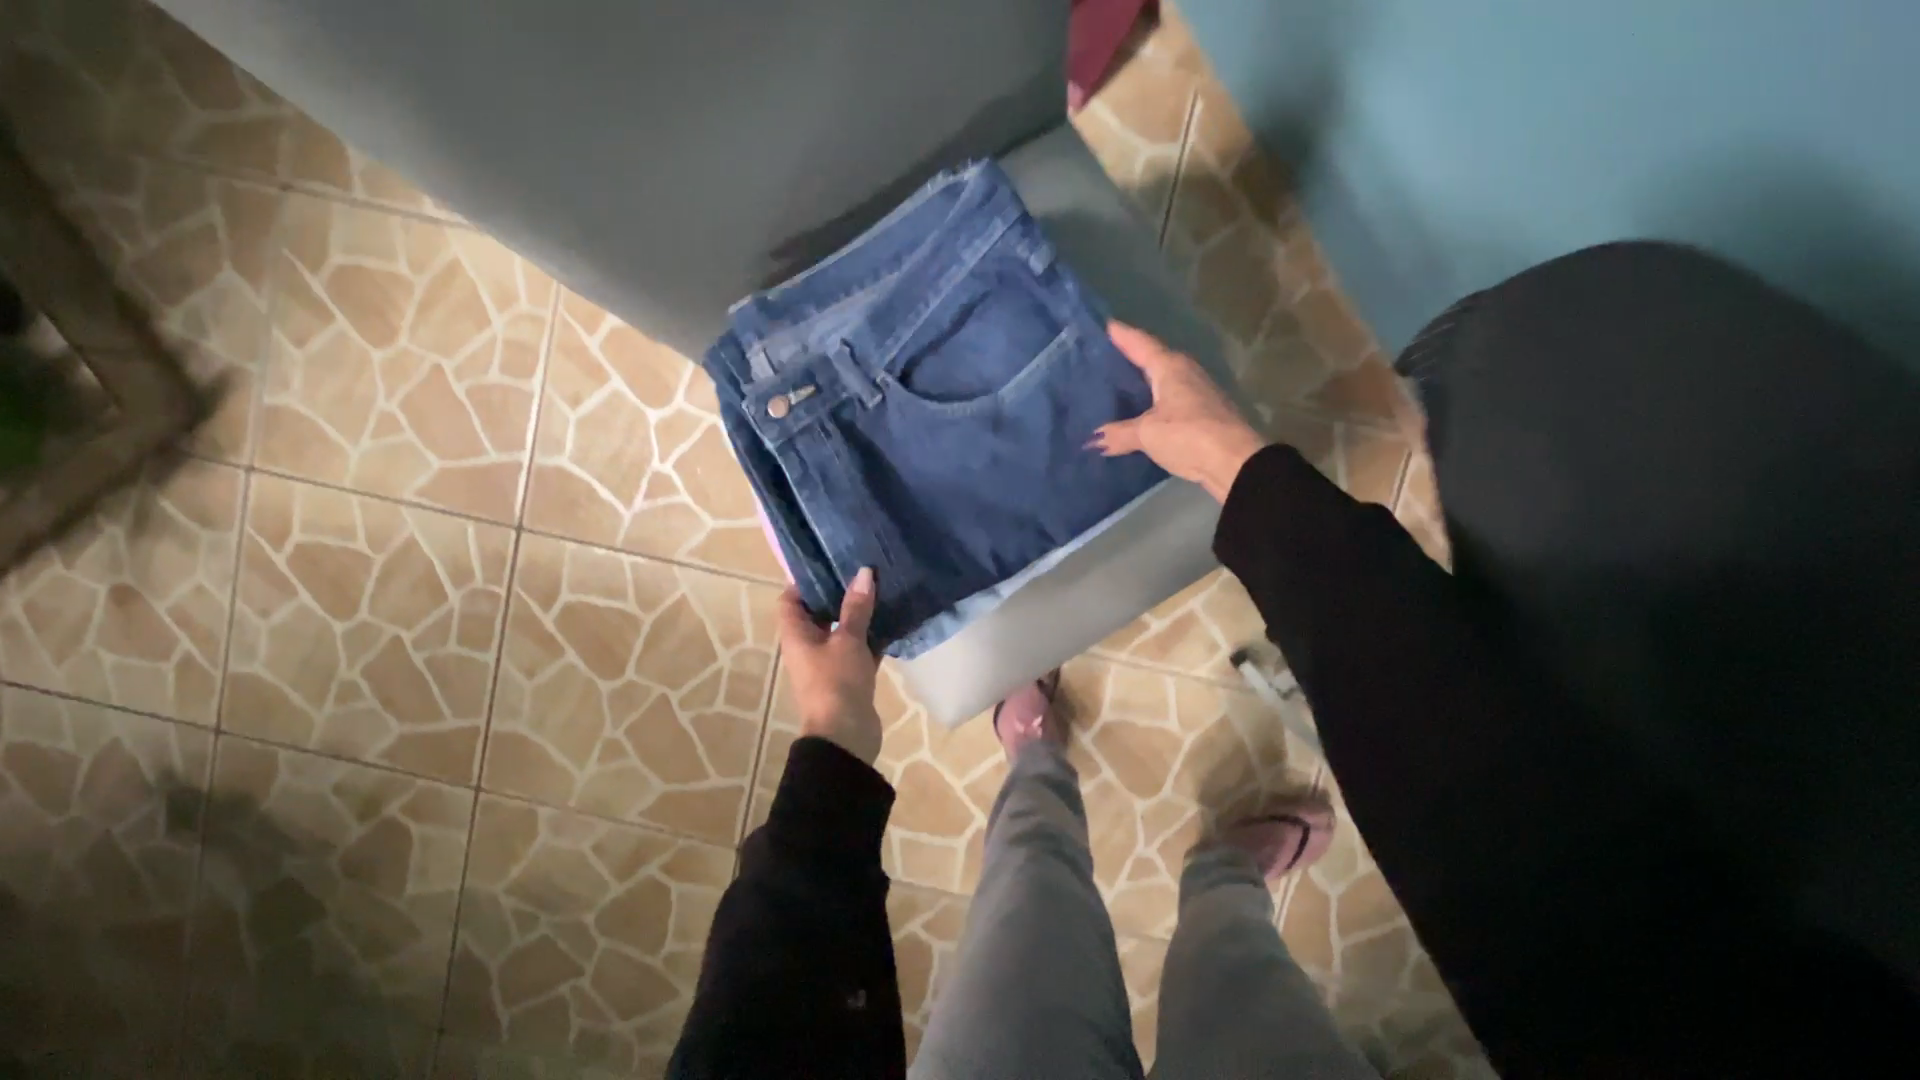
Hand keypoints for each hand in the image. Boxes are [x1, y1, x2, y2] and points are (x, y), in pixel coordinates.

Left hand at [777, 566, 882, 764]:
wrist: (845, 736)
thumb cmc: (836, 682)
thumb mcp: (847, 641)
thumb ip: (856, 607)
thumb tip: (863, 572)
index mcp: (796, 636)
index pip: (790, 600)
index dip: (804, 582)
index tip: (829, 563)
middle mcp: (808, 647)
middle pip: (818, 613)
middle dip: (838, 594)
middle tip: (862, 571)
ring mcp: (828, 664)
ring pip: (841, 632)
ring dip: (858, 615)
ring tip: (880, 589)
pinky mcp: (849, 678)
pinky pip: (859, 650)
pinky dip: (872, 638)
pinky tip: (893, 621)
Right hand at [1090, 321, 1266, 502]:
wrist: (1235, 461)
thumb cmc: (1189, 434)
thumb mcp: (1147, 433)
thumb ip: (1119, 433)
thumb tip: (1092, 439)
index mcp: (1170, 366)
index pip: (1139, 342)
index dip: (1120, 334)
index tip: (1103, 324)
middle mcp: (1185, 371)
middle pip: (1152, 357)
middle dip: (1129, 356)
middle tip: (1102, 355)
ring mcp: (1197, 391)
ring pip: (1162, 378)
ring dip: (1142, 379)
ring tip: (1117, 383)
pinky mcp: (1202, 412)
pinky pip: (1169, 398)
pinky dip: (1152, 400)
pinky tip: (1140, 408)